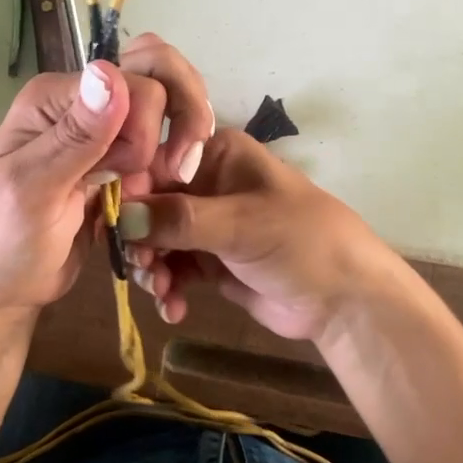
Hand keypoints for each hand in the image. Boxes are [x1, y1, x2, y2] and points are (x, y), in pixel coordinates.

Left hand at [0, 36, 215, 316]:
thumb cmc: (0, 242)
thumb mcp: (34, 189)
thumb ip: (75, 135)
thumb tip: (109, 73)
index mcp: (56, 96)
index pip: (133, 80)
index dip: (150, 123)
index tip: (147, 170)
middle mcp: (82, 106)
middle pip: (157, 91)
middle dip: (171, 133)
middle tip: (160, 181)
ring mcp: (101, 137)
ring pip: (163, 123)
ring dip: (169, 162)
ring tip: (145, 201)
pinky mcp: (115, 167)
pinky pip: (157, 157)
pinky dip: (163, 181)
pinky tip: (148, 209)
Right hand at [117, 129, 402, 341]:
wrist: (346, 300)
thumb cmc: (299, 240)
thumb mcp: (241, 223)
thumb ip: (180, 219)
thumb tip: (124, 218)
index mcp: (216, 153)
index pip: (157, 163)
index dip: (134, 194)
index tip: (116, 226)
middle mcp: (206, 182)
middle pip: (152, 205)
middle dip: (142, 238)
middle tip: (140, 268)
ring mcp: (207, 223)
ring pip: (157, 239)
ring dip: (153, 267)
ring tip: (161, 291)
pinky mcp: (210, 261)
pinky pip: (173, 268)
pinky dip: (168, 287)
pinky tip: (174, 309)